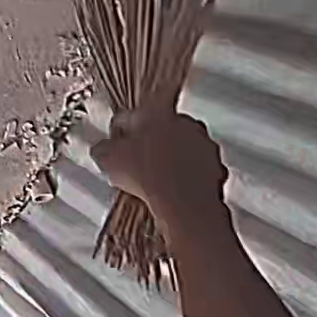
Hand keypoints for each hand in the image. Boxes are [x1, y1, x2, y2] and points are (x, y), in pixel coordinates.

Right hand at [90, 111, 228, 227]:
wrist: (182, 202)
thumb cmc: (146, 174)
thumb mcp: (105, 158)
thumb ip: (101, 147)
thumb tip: (103, 147)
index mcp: (154, 114)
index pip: (127, 116)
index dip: (116, 131)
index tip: (113, 141)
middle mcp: (183, 123)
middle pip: (156, 129)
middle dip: (144, 142)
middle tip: (130, 159)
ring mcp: (203, 143)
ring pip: (177, 145)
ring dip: (164, 156)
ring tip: (148, 176)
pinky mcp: (216, 163)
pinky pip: (193, 164)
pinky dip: (181, 172)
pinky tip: (167, 185)